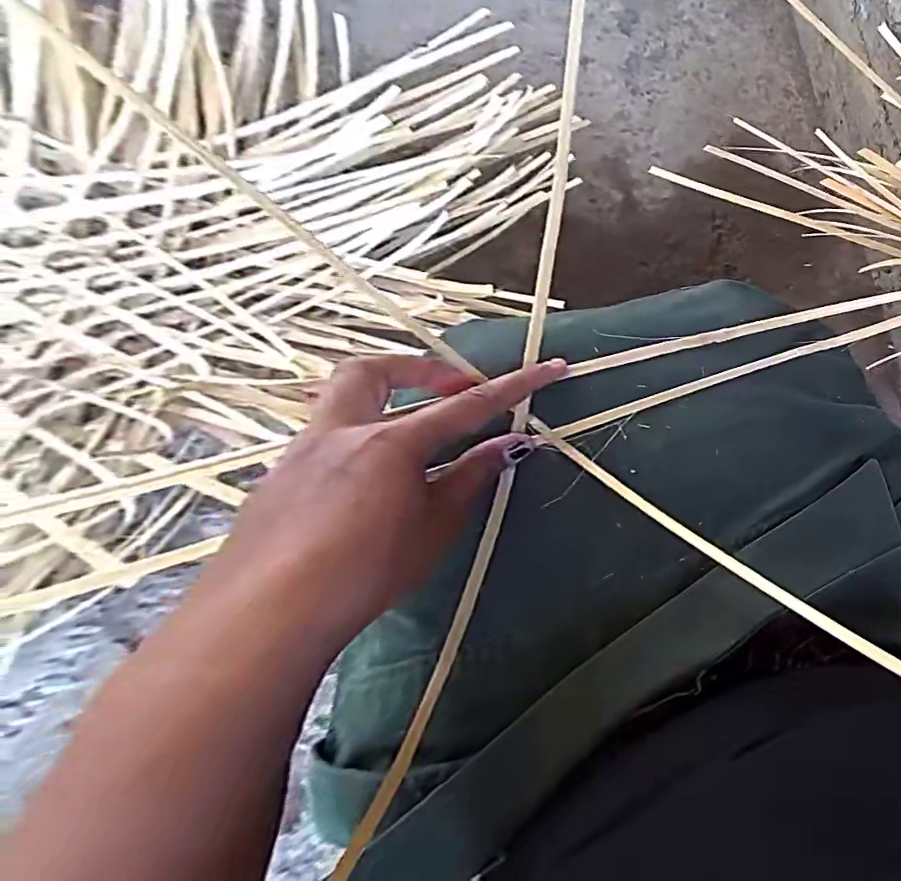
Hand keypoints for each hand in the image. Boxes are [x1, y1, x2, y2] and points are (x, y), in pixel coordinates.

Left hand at [204, 355, 567, 634]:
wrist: (259, 623)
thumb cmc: (366, 570)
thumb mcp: (437, 523)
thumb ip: (473, 474)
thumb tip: (511, 443)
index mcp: (390, 443)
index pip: (468, 404)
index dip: (516, 384)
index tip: (552, 366)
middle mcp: (340, 436)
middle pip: (370, 373)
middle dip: (418, 369)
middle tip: (453, 389)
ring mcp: (300, 458)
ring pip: (342, 407)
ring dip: (387, 408)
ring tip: (420, 444)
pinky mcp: (276, 485)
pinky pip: (328, 446)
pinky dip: (364, 447)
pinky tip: (376, 489)